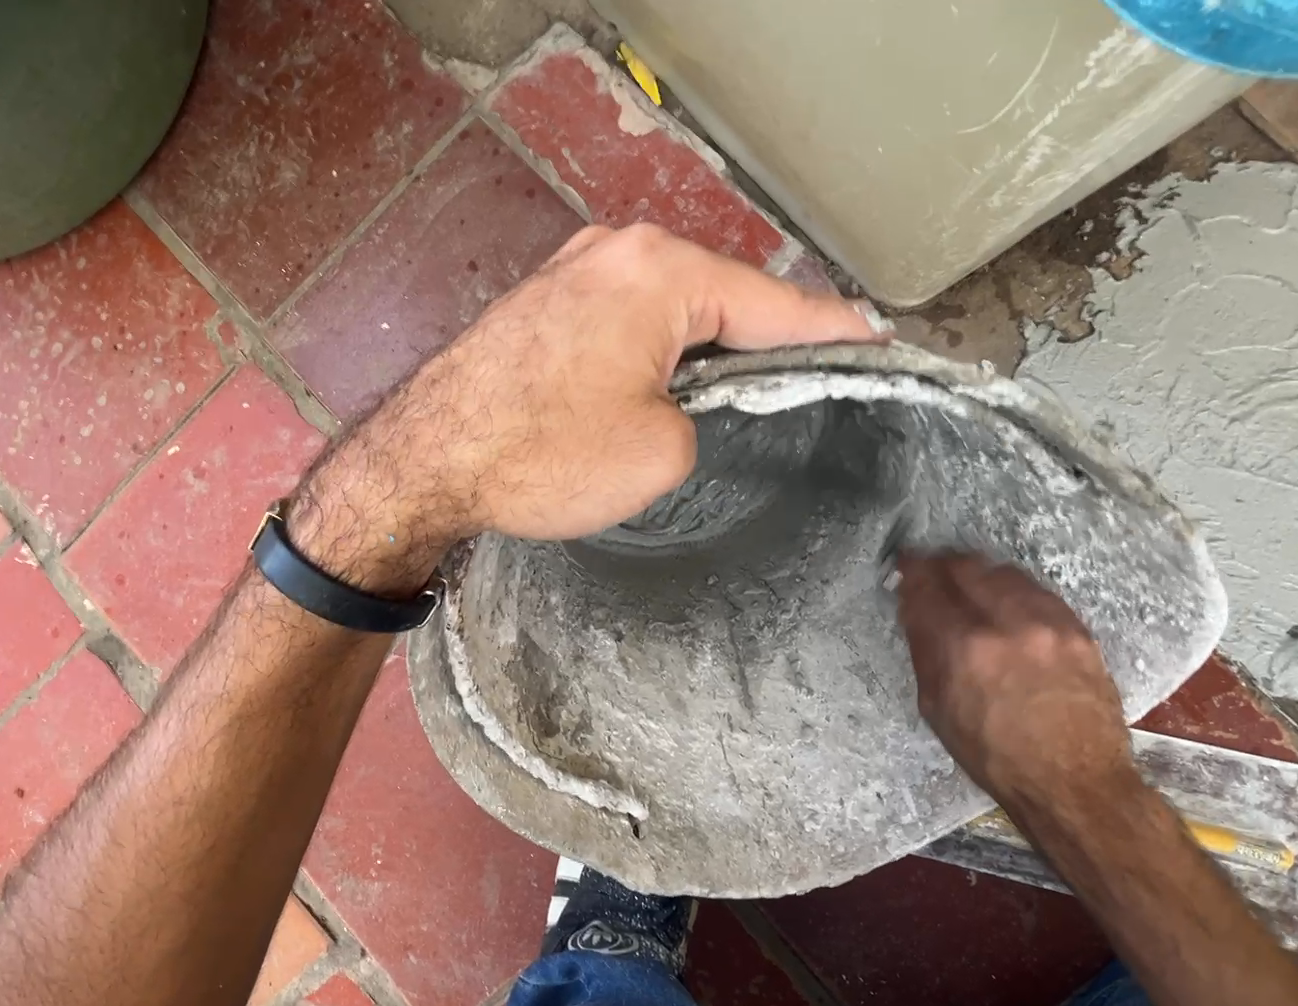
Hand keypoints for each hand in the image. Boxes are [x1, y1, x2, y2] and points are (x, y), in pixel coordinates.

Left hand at [289, 224, 887, 593]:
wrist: (422, 461)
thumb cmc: (538, 454)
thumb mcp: (660, 453)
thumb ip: (702, 415)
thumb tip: (680, 402)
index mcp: (660, 272)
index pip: (774, 302)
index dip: (831, 331)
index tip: (874, 344)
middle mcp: (616, 253)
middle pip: (720, 296)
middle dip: (763, 337)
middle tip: (812, 372)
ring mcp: (572, 273)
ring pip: (668, 308)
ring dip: (703, 345)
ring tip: (743, 384)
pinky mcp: (542, 305)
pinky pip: (623, 320)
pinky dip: (654, 349)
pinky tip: (665, 379)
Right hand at [893, 552, 1137, 810]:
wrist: (1072, 781)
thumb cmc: (991, 754)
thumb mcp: (936, 707)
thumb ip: (924, 651)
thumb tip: (914, 611)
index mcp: (961, 649)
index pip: (927, 587)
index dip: (912, 570)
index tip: (905, 564)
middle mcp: (1005, 626)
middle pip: (965, 567)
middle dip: (942, 564)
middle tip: (932, 567)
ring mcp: (1047, 625)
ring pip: (1003, 572)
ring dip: (978, 572)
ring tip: (968, 582)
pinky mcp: (1077, 631)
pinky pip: (1038, 591)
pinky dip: (1013, 588)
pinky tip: (1006, 600)